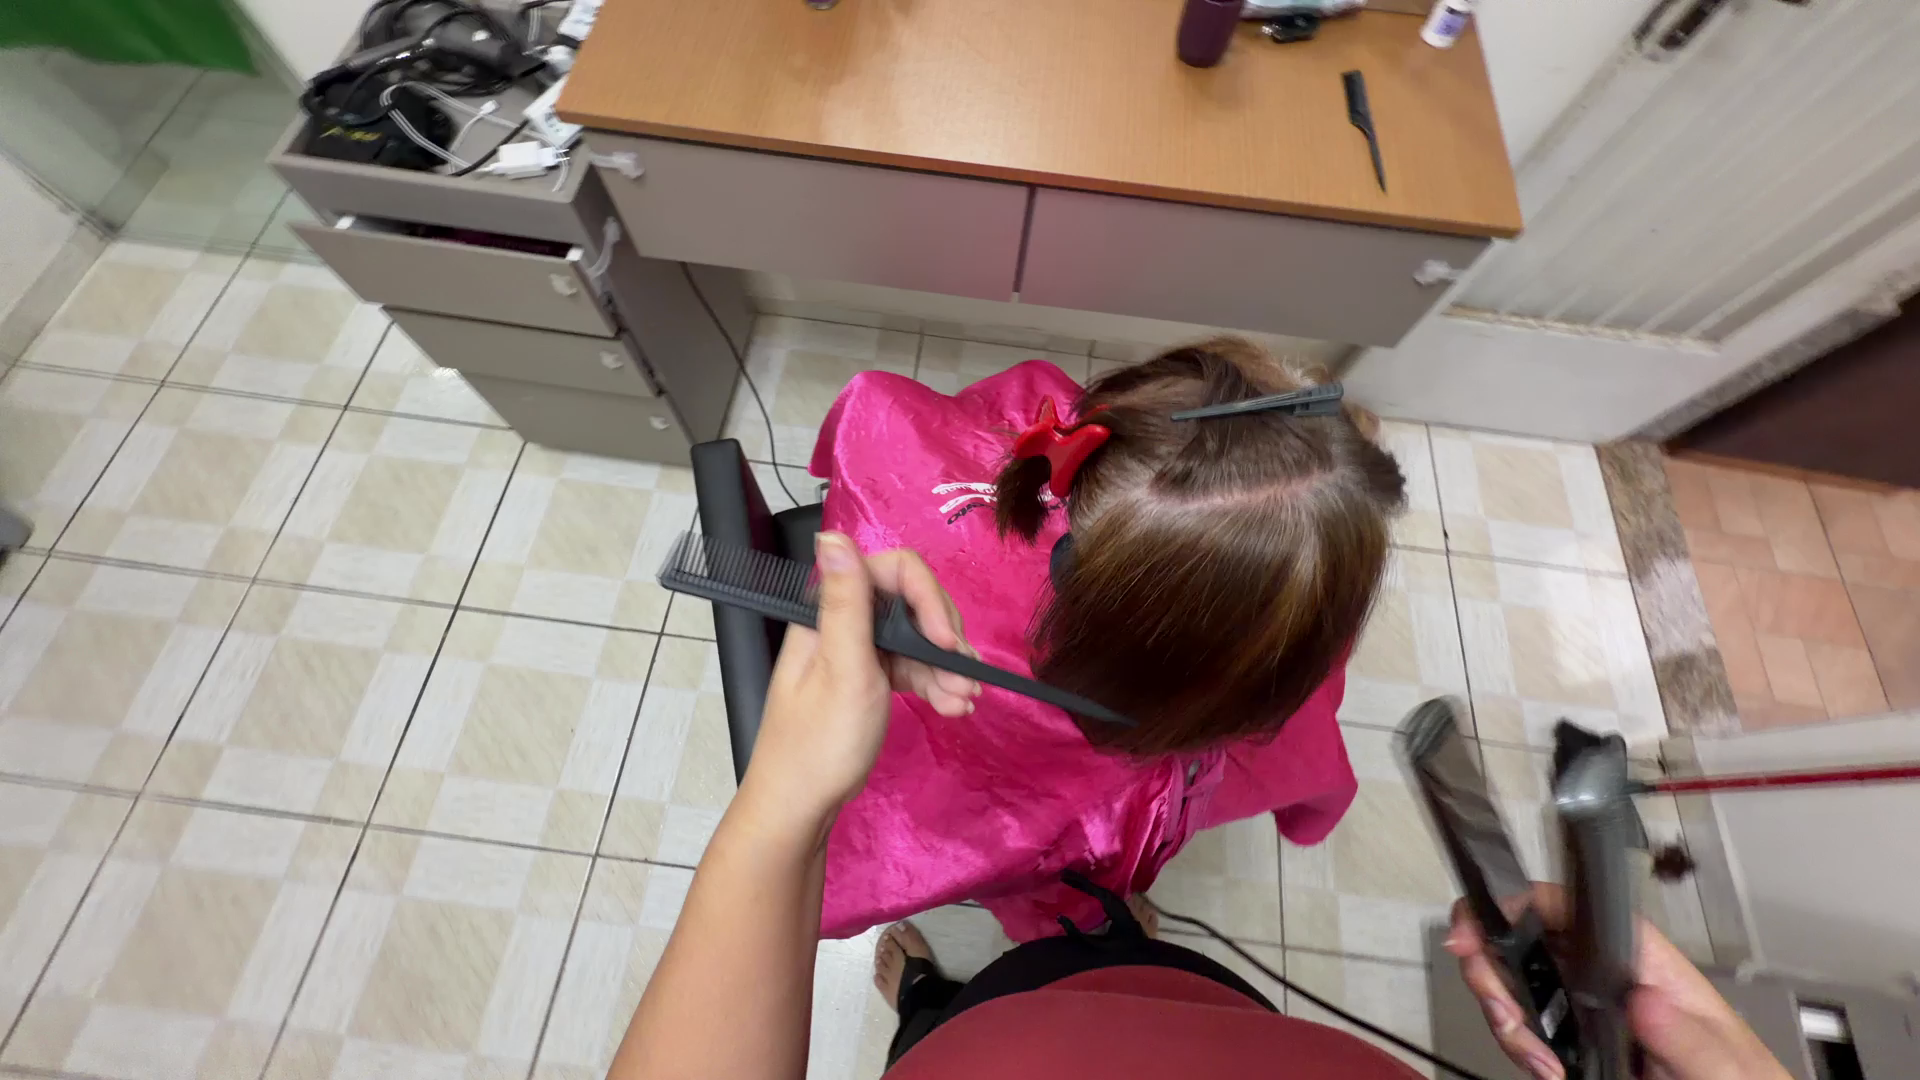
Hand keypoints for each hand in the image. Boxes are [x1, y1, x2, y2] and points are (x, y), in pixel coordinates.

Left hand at [739, 533, 980, 826]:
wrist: (801, 807)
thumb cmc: (820, 742)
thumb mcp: (844, 670)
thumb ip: (847, 603)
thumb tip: (832, 534)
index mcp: (830, 611)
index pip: (894, 572)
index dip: (928, 599)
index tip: (946, 642)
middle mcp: (844, 621)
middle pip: (912, 603)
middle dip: (943, 639)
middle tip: (965, 677)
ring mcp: (859, 649)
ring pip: (917, 637)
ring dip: (946, 666)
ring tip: (965, 701)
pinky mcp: (870, 675)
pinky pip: (911, 666)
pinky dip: (935, 683)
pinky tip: (955, 706)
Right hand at [1446, 884, 1789, 1079]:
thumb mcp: (1730, 1070)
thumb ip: (1692, 1040)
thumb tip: (1643, 1000)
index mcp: (1633, 953)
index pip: (1554, 902)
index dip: (1503, 904)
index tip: (1472, 936)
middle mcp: (1595, 963)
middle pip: (1512, 935)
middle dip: (1489, 970)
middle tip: (1502, 1012)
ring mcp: (1575, 993)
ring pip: (1503, 975)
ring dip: (1500, 1012)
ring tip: (1535, 1057)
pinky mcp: (1564, 1025)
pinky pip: (1514, 1015)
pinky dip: (1512, 1039)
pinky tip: (1540, 1064)